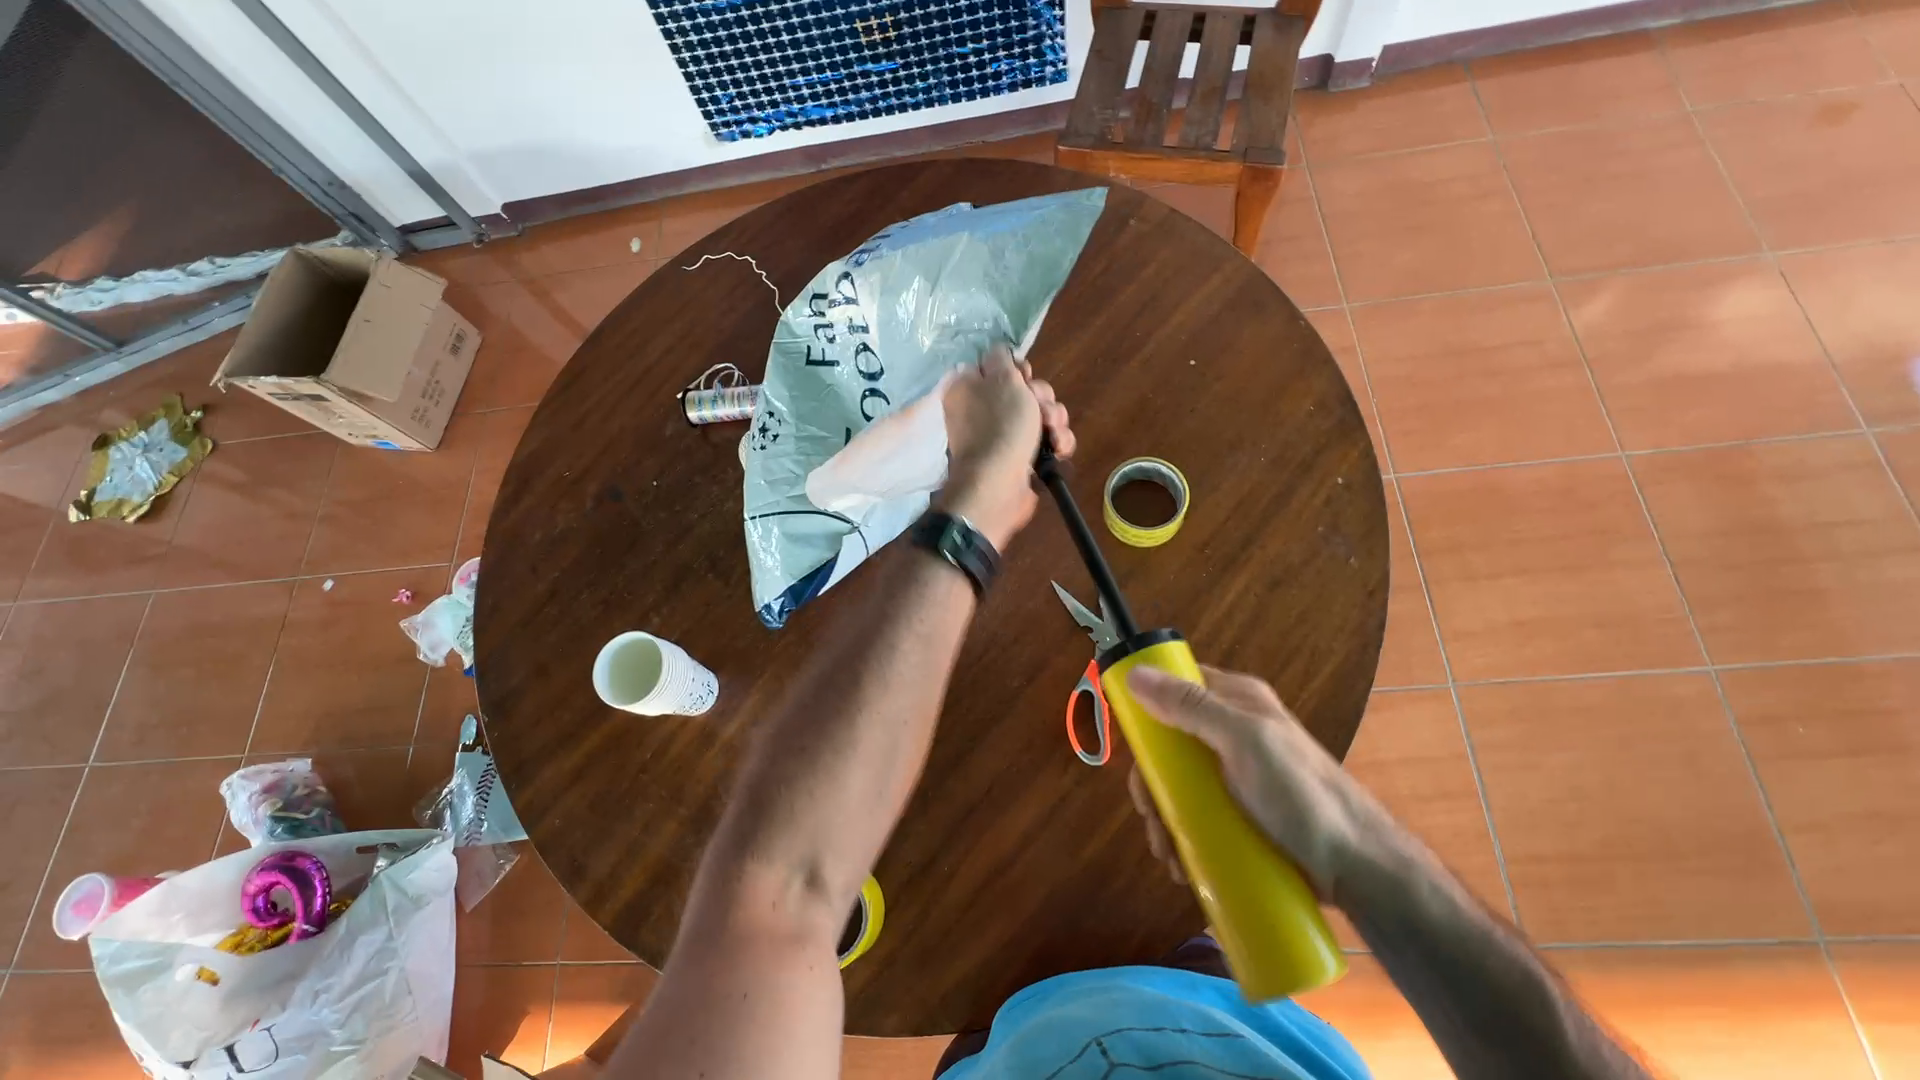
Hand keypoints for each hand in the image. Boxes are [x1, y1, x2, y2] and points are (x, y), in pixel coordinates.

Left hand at [936, 343, 1073, 549]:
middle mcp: (983, 411)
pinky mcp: (1021, 459)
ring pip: (1041, 415)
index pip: (999, 366)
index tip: (1023, 378)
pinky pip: (1046, 441)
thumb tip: (999, 354)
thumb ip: (1001, 357)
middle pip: (1026, 390)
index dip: (1018, 370)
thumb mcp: (1000, 377)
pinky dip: (1056, 443)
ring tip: (1053, 434)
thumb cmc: (1000, 425)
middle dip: (1042, 398)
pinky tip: (1058, 450)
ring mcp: (1003, 436)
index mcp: (969, 388)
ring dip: (1055, 421)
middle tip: (1040, 410)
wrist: (999, 484)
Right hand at [1125, 664, 1397, 900]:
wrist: (1358, 867)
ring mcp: (1236, 779)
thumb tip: (1134, 673)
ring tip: (1167, 852)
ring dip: (1163, 819)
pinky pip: (1195, 819)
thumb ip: (1192, 707)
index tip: (1133, 748)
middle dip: (1152, 785)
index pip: (1177, 688)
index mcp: (1236, 703)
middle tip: (1151, 816)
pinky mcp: (1238, 817)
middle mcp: (1232, 734)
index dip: (1148, 710)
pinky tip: (1180, 863)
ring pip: (1177, 788)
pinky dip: (1181, 839)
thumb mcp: (1245, 742)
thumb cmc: (1303, 796)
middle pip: (1169, 747)